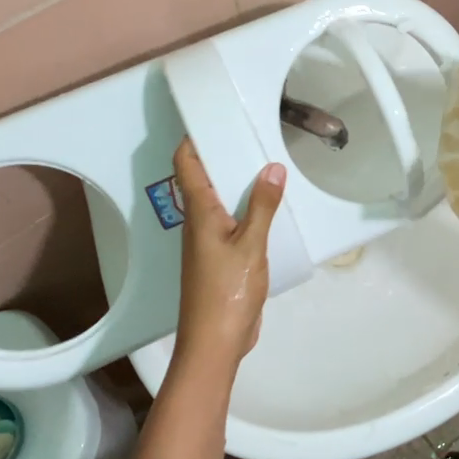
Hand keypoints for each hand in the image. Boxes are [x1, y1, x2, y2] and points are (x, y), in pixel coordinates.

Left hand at [171, 140, 285, 367]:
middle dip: (222, 155)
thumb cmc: (227, 291)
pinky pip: (233, 223)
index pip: (187, 164)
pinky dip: (248, 209)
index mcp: (200, 213)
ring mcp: (209, 243)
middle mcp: (199, 223)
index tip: (213, 116)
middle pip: (203, 179)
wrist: (215, 343)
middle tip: (252, 134)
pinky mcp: (222, 260)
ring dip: (238, 183)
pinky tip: (271, 210)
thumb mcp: (251, 245)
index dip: (194, 138)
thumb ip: (262, 206)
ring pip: (220, 201)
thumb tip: (272, 168)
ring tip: (268, 164)